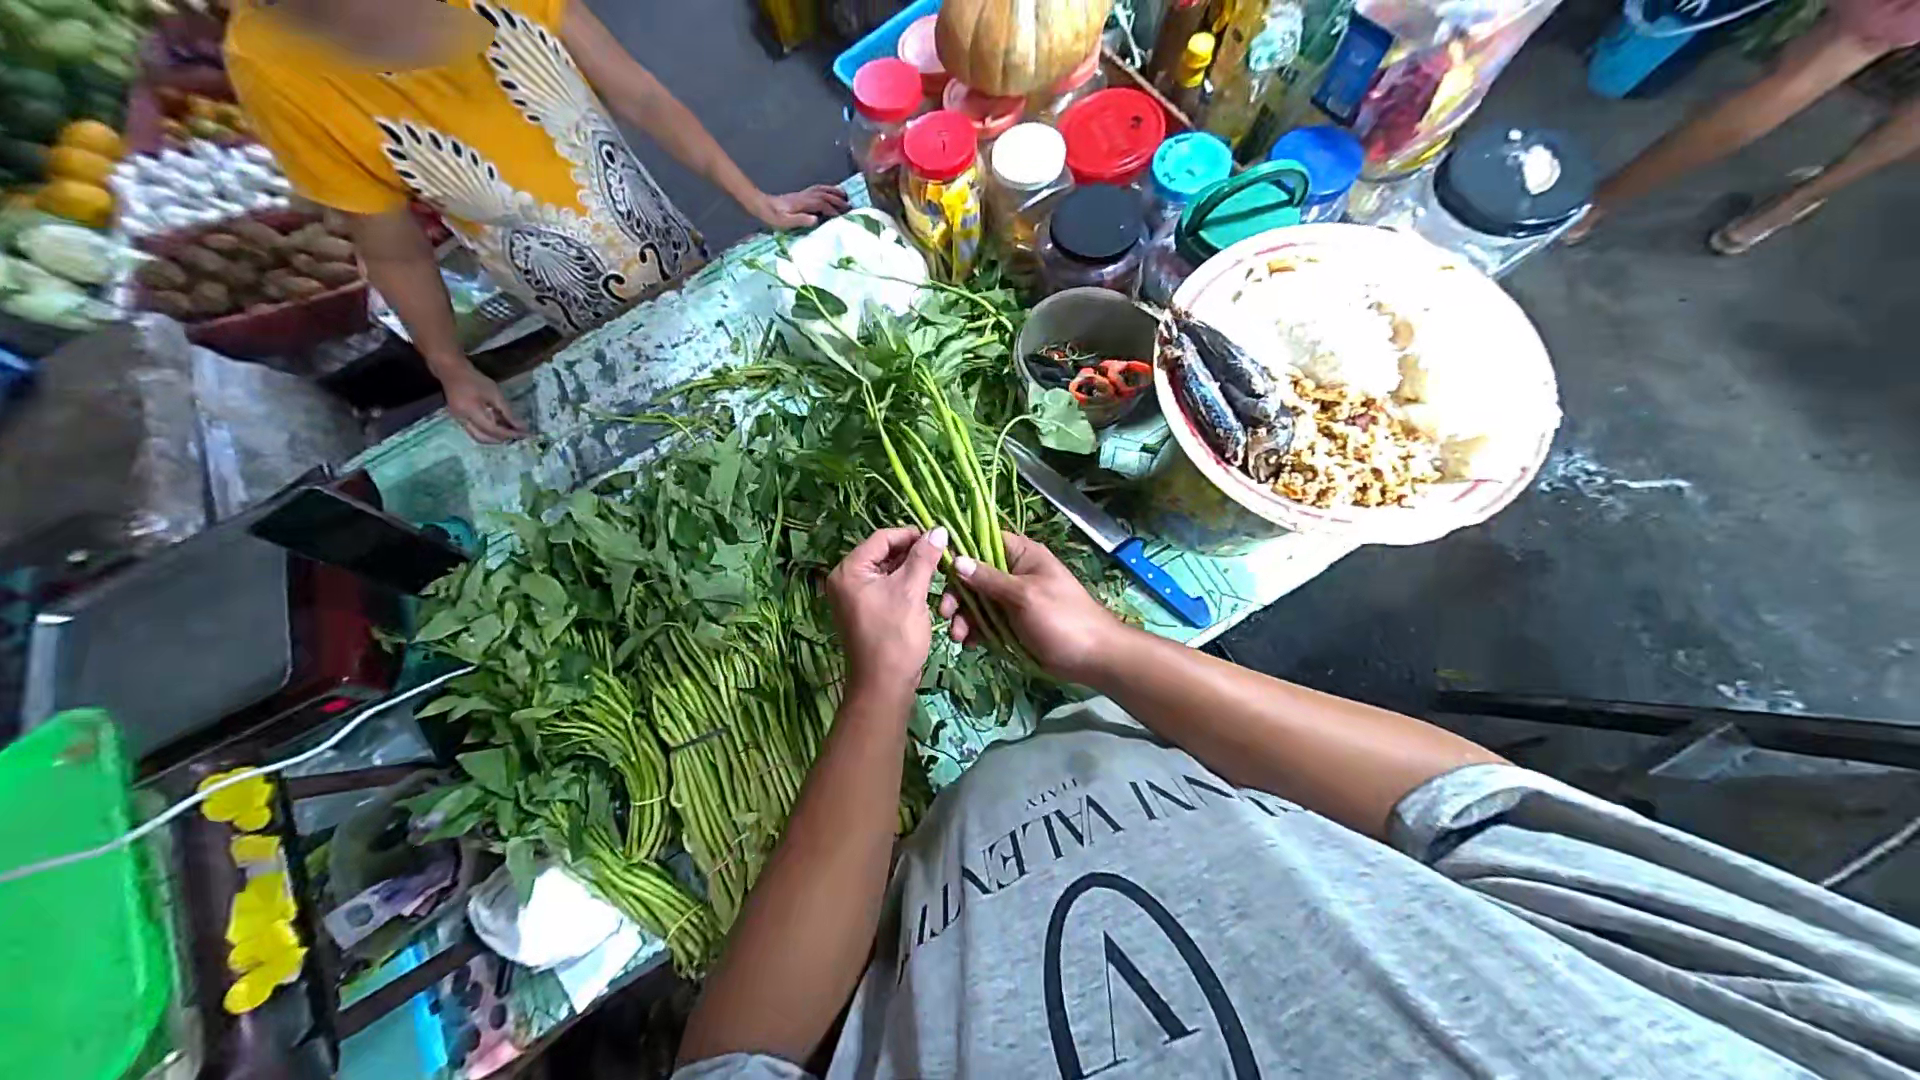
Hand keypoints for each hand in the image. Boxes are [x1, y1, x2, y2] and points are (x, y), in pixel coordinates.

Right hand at [439, 363, 526, 443]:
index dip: (509, 434)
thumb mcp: (495, 394)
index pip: (492, 430)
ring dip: (494, 438)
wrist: (451, 371)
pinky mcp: (458, 418)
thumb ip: (507, 412)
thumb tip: (520, 426)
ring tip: (510, 433)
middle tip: (517, 435)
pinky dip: (487, 432)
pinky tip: (499, 427)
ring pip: (478, 436)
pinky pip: (474, 430)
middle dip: (501, 439)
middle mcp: (461, 419)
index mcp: (470, 411)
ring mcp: (458, 420)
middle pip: (483, 438)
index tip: (524, 435)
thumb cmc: (474, 380)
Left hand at [749, 184, 851, 229]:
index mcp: (802, 203)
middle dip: (838, 200)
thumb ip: (800, 219)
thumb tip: (816, 219)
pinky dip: (826, 189)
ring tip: (845, 196)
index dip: (833, 210)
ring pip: (822, 189)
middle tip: (850, 207)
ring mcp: (803, 194)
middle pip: (825, 194)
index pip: (822, 204)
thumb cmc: (773, 217)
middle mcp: (804, 196)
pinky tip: (830, 193)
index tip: (842, 217)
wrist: (761, 206)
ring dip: (834, 192)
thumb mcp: (785, 221)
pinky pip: (817, 189)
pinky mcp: (801, 195)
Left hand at [826, 526, 948, 696]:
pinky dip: (908, 587)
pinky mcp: (867, 611)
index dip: (912, 535)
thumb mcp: (911, 592)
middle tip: (943, 556)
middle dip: (915, 555)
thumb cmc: (894, 636)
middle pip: (886, 554)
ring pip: (890, 572)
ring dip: (915, 572)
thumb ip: (924, 558)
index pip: (882, 538)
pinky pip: (889, 589)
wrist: (883, 685)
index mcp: (849, 571)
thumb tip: (939, 530)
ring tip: (940, 574)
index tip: (939, 538)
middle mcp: (847, 580)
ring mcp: (855, 597)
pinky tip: (929, 591)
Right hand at [942, 532, 1129, 684]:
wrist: (1092, 658)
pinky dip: (976, 631)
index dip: (959, 550)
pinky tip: (970, 644)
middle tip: (946, 613)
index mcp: (1023, 555)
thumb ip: (989, 579)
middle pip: (974, 575)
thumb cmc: (1062, 619)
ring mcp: (1013, 599)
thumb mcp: (1024, 596)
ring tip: (959, 637)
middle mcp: (1015, 573)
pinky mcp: (1012, 623)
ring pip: (977, 601)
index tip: (936, 566)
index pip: (984, 540)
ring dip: (964, 617)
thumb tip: (956, 560)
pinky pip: (986, 622)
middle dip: (958, 594)